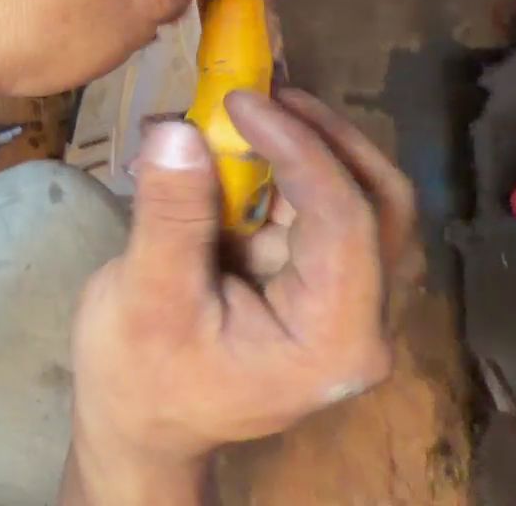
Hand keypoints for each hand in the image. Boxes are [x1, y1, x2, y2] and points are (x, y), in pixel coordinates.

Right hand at [62, 90, 417, 503]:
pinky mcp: (301, 287)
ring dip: (303, 149)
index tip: (238, 100)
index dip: (301, 150)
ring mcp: (333, 302)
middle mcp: (356, 317)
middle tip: (259, 93)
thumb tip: (174, 131)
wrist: (136, 422)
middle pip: (379, 209)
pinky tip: (227, 149)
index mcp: (334, 335)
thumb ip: (168, 215)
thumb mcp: (146, 294)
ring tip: (241, 111)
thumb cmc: (139, 371)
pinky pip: (307, 215)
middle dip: (324, 139)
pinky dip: (273, 172)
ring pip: (352, 207)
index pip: (347, 223)